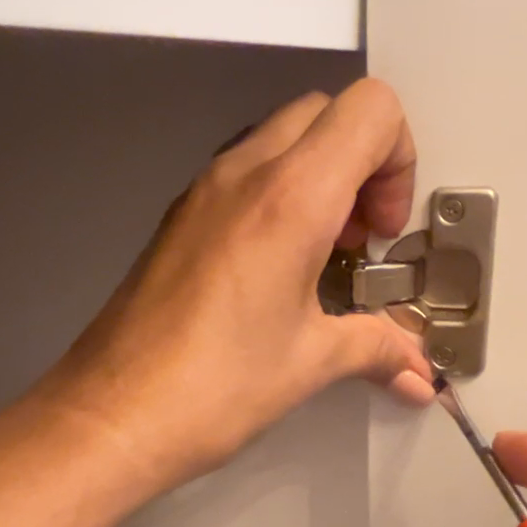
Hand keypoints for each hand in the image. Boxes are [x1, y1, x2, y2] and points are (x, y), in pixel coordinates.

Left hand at [33, 79, 433, 492]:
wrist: (112, 416)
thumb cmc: (214, 387)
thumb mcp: (309, 363)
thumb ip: (375, 348)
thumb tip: (415, 372)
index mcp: (289, 198)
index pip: (370, 111)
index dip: (400, 160)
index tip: (384, 232)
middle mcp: (241, 173)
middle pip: (325, 112)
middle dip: (362, 163)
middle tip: (361, 239)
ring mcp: (201, 191)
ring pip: (280, 137)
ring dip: (317, 178)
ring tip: (320, 257)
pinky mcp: (177, 218)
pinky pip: (241, 173)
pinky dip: (277, 198)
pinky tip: (274, 273)